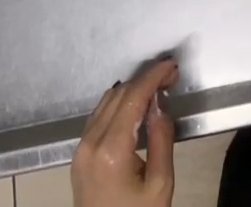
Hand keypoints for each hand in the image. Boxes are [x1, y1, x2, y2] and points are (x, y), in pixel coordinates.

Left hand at [72, 58, 179, 206]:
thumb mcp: (160, 185)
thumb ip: (160, 138)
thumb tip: (159, 102)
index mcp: (111, 149)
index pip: (133, 97)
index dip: (153, 76)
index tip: (172, 65)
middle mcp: (90, 142)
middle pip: (119, 95)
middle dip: (145, 80)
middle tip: (170, 76)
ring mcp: (80, 148)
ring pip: (106, 102)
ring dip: (131, 90)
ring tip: (157, 88)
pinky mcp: (78, 155)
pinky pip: (98, 116)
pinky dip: (118, 104)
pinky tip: (135, 106)